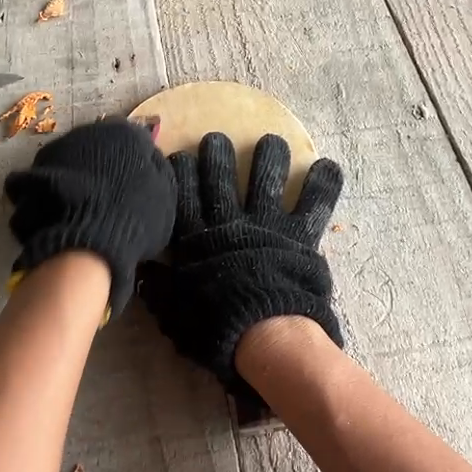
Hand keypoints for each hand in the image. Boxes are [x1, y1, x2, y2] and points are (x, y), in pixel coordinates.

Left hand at [4, 120, 174, 316]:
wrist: (87, 240)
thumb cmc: (135, 219)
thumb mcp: (164, 196)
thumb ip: (156, 172)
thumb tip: (149, 160)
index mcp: (128, 134)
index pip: (131, 140)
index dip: (130, 162)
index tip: (129, 182)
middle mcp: (92, 131)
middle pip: (97, 146)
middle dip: (99, 166)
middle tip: (102, 196)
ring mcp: (59, 148)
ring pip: (70, 159)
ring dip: (73, 176)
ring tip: (76, 208)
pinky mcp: (34, 170)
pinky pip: (47, 177)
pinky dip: (49, 189)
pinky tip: (56, 212)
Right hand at [139, 132, 344, 400]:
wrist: (262, 334)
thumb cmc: (214, 329)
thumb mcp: (173, 313)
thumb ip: (159, 288)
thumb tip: (143, 271)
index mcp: (196, 239)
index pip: (184, 194)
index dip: (181, 171)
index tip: (179, 156)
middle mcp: (229, 223)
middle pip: (220, 177)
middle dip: (216, 154)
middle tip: (216, 138)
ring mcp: (266, 224)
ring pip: (266, 179)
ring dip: (269, 157)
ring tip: (271, 141)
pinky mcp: (298, 234)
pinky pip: (313, 203)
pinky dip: (323, 185)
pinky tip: (329, 166)